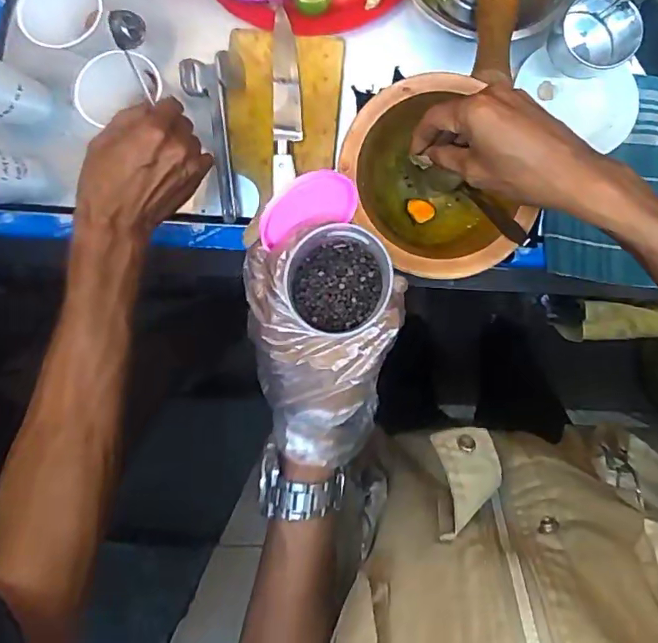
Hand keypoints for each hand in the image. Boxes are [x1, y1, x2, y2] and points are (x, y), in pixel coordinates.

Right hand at [74, 97, 213, 242]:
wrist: (116, 223)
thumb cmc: (102, 183)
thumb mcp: (102, 141)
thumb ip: (129, 118)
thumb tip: (147, 108)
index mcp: (154, 128)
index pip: (171, 104)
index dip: (161, 110)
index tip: (153, 118)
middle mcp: (178, 141)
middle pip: (183, 122)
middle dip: (170, 127)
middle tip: (155, 141)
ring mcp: (191, 160)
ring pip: (192, 139)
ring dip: (181, 143)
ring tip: (164, 158)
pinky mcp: (197, 178)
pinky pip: (203, 158)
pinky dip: (193, 159)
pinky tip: (177, 168)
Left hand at [245, 241, 404, 468]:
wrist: (313, 435)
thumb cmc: (333, 393)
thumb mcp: (365, 352)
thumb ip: (385, 315)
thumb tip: (400, 281)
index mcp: (277, 317)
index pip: (269, 260)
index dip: (289, 235)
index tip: (314, 223)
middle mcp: (261, 316)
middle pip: (257, 263)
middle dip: (279, 239)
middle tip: (308, 227)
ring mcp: (260, 326)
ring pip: (258, 278)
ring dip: (277, 256)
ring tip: (306, 243)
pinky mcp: (266, 334)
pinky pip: (264, 293)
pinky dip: (277, 275)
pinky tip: (302, 273)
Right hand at [409, 84, 638, 224]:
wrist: (576, 175)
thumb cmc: (524, 175)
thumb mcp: (476, 172)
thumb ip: (446, 158)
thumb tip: (434, 153)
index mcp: (473, 108)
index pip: (434, 117)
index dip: (421, 137)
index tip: (417, 154)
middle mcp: (490, 93)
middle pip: (453, 110)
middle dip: (441, 133)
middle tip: (433, 156)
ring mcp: (511, 95)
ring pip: (474, 110)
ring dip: (462, 129)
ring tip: (457, 155)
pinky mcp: (526, 103)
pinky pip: (493, 110)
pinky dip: (481, 126)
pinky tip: (482, 147)